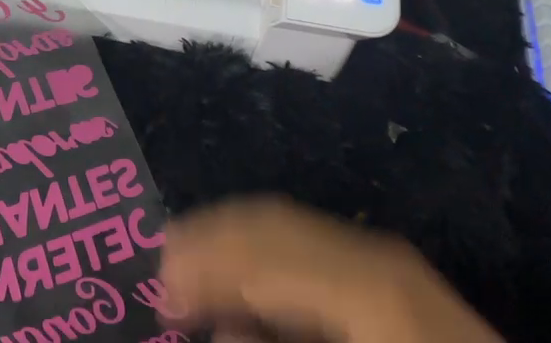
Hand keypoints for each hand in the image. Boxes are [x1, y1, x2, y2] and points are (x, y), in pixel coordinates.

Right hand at [157, 197, 500, 342]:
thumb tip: (223, 328)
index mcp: (366, 287)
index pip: (260, 251)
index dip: (202, 265)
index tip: (160, 294)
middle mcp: (372, 253)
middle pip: (268, 222)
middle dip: (207, 240)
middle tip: (160, 269)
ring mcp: (385, 256)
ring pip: (286, 222)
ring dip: (229, 237)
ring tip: (185, 262)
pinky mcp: (390, 270)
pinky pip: (309, 239)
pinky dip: (263, 249)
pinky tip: (240, 275)